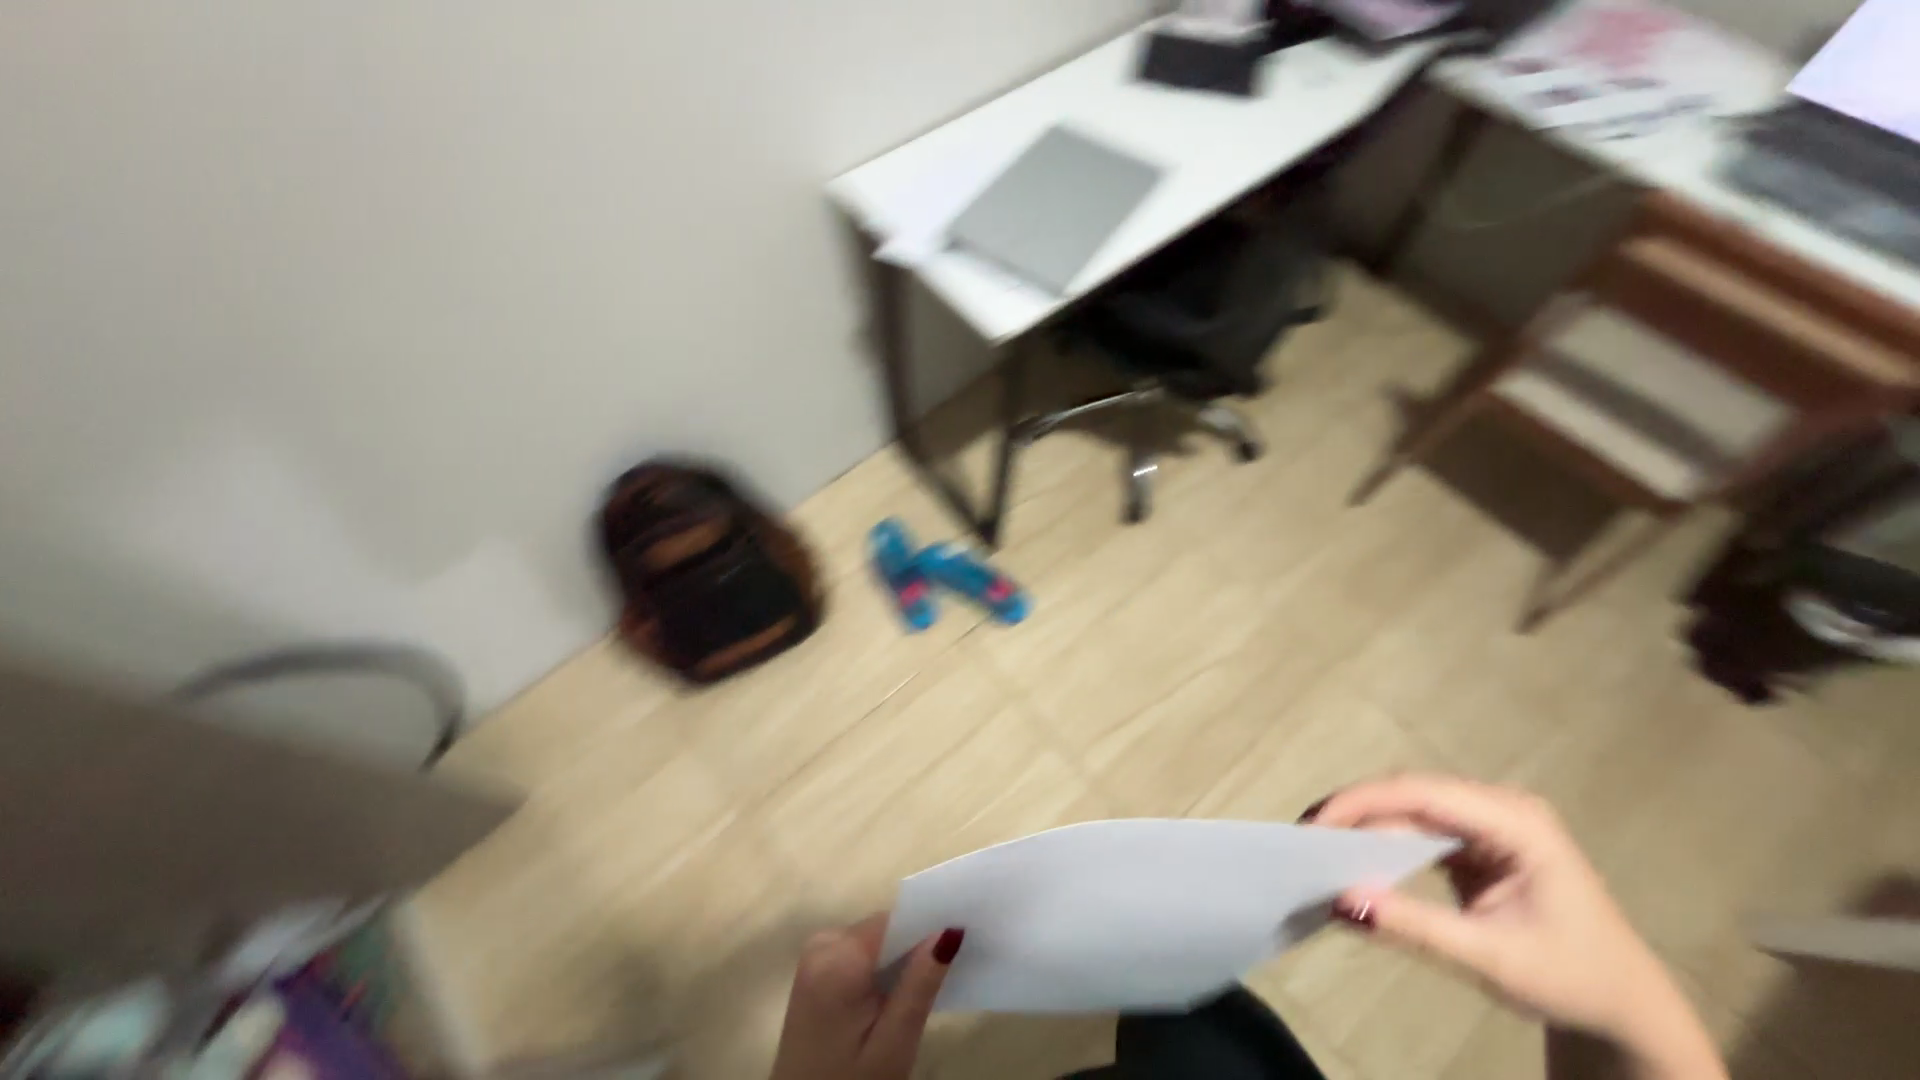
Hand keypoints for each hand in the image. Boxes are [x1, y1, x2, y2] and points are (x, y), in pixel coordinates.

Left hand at [769, 915, 962, 1079]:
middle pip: (884, 928)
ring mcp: (815, 957)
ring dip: (901, 958)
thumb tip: (950, 930)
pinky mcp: (815, 972)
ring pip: (875, 940)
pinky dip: (882, 968)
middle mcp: (822, 944)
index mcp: (837, 957)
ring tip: (927, 987)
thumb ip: (920, 984)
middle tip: (950, 971)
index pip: (895, 920)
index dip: (929, 926)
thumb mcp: (894, 1044)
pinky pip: (860, 954)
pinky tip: (898, 996)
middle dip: (916, 945)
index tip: (963, 939)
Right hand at [1308, 774, 1725, 1079]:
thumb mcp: (1492, 958)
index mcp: (1518, 823)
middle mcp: (1501, 808)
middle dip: (1354, 812)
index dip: (1362, 802)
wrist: (1624, 1006)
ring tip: (1316, 846)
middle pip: (1410, 795)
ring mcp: (1489, 822)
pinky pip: (1417, 829)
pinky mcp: (1476, 841)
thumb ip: (1416, 927)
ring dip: (1363, 825)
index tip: (1313, 828)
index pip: (1423, 794)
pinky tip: (1352, 856)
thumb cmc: (1571, 979)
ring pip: (1409, 809)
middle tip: (1302, 841)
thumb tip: (1341, 902)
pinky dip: (1381, 841)